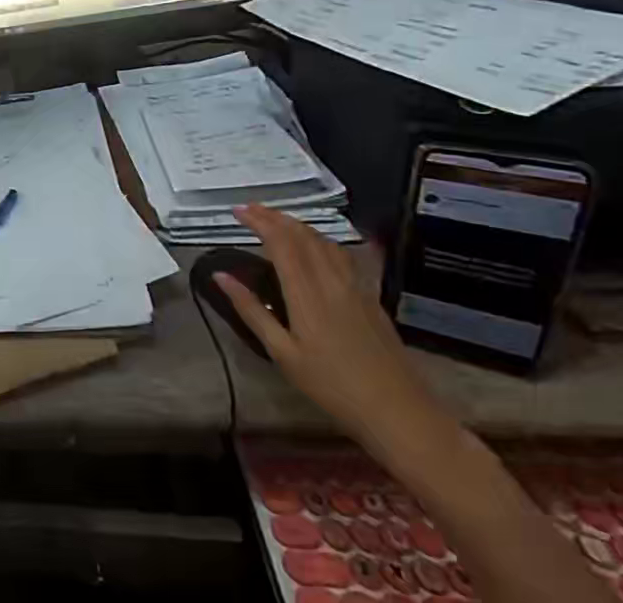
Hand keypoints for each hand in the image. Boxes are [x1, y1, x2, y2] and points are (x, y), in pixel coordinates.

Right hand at [217, 205, 452, 456]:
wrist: (400, 414)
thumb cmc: (332, 386)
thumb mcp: (282, 352)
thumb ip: (251, 311)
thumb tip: (221, 276)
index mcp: (307, 295)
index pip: (282, 244)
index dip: (259, 222)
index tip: (237, 211)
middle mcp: (333, 284)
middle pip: (305, 237)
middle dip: (276, 217)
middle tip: (250, 209)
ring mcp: (357, 290)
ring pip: (326, 244)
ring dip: (299, 225)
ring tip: (276, 220)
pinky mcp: (371, 300)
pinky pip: (342, 258)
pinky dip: (320, 241)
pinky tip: (314, 246)